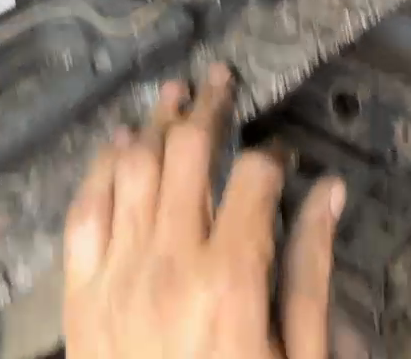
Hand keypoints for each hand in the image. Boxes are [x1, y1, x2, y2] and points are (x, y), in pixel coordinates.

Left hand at [63, 64, 346, 358]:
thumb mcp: (299, 357)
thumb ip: (311, 269)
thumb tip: (331, 191)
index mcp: (231, 276)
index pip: (257, 177)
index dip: (274, 157)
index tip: (282, 158)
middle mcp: (169, 259)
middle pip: (190, 150)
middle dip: (210, 106)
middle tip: (221, 79)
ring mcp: (116, 272)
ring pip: (134, 166)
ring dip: (156, 122)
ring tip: (175, 94)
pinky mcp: (79, 293)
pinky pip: (83, 211)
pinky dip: (100, 167)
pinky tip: (119, 142)